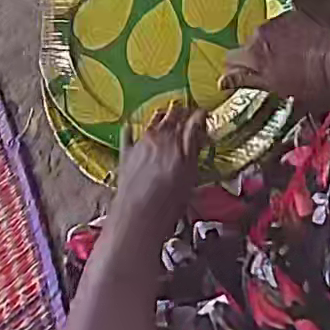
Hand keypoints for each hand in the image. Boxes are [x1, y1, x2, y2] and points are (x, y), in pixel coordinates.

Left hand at [110, 102, 205, 230]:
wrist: (138, 217)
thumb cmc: (168, 200)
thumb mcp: (190, 171)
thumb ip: (193, 143)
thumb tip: (198, 122)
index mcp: (177, 139)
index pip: (191, 118)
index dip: (198, 115)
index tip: (203, 115)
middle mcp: (158, 136)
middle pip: (171, 116)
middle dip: (181, 112)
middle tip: (188, 114)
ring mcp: (140, 143)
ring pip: (152, 120)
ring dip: (161, 116)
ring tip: (167, 116)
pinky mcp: (126, 154)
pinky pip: (128, 133)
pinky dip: (132, 127)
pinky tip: (131, 125)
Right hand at [224, 11, 329, 103]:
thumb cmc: (309, 83)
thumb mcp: (277, 88)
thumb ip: (248, 81)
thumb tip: (222, 81)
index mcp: (253, 56)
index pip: (230, 60)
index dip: (236, 70)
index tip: (244, 78)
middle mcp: (259, 34)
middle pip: (248, 46)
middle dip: (255, 57)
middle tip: (272, 70)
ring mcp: (276, 22)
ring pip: (264, 34)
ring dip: (271, 44)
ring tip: (289, 56)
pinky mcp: (291, 14)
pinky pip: (280, 25)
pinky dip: (285, 34)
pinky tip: (299, 44)